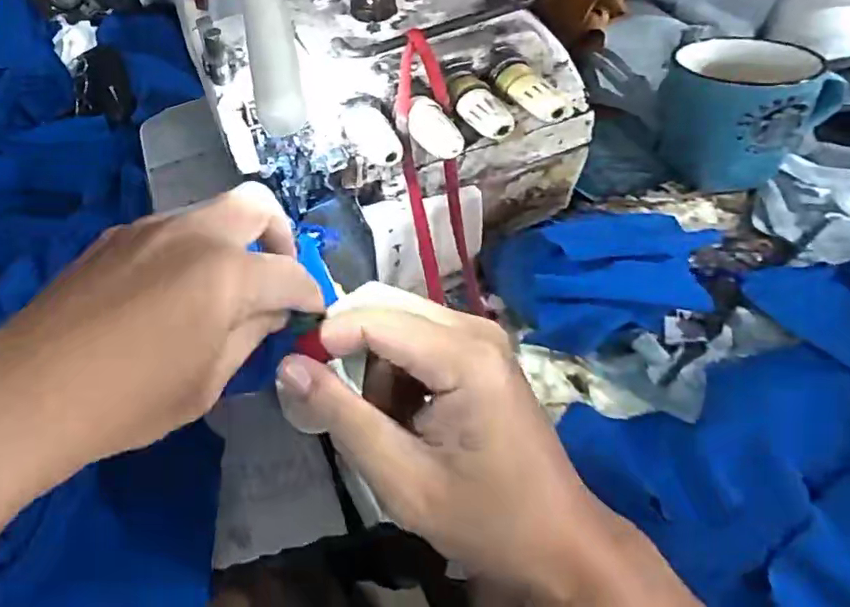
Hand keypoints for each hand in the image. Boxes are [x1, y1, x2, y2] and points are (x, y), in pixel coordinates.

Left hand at [0, 182, 326, 483]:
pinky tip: (169, 294)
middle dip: (277, 235)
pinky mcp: (115, 235)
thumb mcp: (206, 382)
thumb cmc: (129, 400)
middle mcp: (190, 231)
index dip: (310, 293)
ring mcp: (148, 227)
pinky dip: (188, 250)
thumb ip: (248, 334)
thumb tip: (270, 308)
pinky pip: (169, 230)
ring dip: (228, 242)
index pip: (289, 271)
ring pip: (207, 213)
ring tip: (217, 293)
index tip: (312, 311)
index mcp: (224, 269)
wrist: (30, 387)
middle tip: (274, 277)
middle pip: (254, 204)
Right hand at [274, 288, 695, 606]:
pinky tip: (409, 413)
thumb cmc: (487, 519)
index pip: (373, 318)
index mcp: (465, 357)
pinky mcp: (476, 345)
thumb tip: (287, 365)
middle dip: (349, 347)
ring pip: (391, 317)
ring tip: (387, 422)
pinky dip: (393, 367)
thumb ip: (341, 416)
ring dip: (372, 363)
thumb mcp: (403, 480)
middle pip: (381, 305)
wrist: (562, 544)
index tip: (298, 373)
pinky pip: (412, 332)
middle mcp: (473, 327)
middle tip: (335, 398)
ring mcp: (478, 332)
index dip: (326, 337)